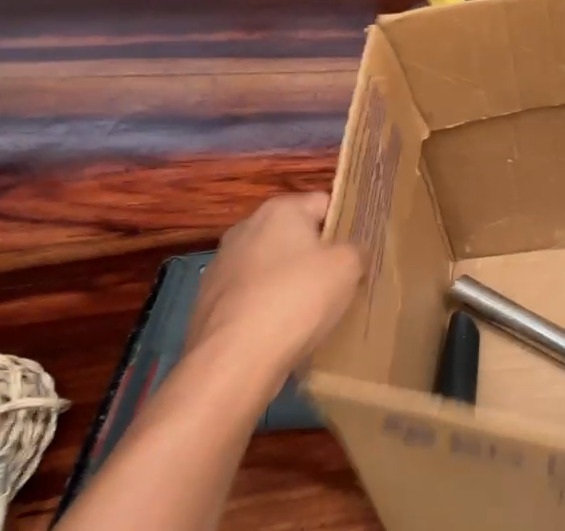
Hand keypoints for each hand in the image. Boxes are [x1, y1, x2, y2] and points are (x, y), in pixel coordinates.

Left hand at [185, 193, 363, 380]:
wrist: (233, 360)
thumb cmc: (296, 298)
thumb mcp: (348, 266)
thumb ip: (357, 249)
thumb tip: (353, 252)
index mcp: (279, 209)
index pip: (325, 203)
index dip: (346, 227)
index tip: (357, 253)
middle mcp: (245, 228)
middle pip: (295, 235)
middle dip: (316, 255)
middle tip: (340, 283)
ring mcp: (221, 265)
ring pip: (271, 266)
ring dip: (289, 282)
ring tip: (310, 312)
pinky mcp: (207, 301)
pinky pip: (251, 295)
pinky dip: (266, 307)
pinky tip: (280, 330)